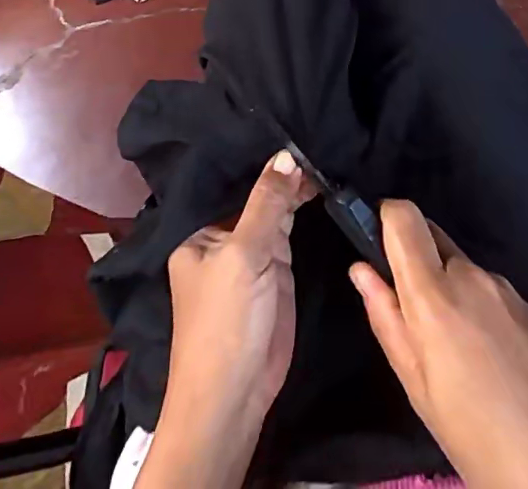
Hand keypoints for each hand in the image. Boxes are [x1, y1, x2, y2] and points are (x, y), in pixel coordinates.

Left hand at [138, 150, 315, 488]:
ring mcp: (253, 257)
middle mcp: (225, 242)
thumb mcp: (245, 255)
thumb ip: (267, 204)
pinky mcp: (277, 273)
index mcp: (202, 236)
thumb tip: (287, 154)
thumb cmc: (226, 320)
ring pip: (277, 214)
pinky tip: (320, 189)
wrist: (235, 393)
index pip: (238, 188)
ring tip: (325, 154)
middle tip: (322, 139)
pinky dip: (304, 212)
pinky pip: (290, 233)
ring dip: (297, 191)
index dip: (267, 165)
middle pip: (259, 199)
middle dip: (286, 176)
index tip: (301, 134)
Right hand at [351, 200, 527, 488]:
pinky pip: (484, 286)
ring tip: (448, 348)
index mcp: (436, 294)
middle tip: (408, 316)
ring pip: (458, 266)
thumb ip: (387, 319)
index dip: (385, 217)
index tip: (372, 238)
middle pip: (432, 239)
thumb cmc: (476, 431)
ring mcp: (503, 284)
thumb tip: (361, 271)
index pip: (405, 218)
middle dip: (413, 261)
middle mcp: (470, 274)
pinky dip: (471, 302)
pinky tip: (480, 351)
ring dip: (444, 287)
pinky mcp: (526, 299)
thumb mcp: (417, 385)